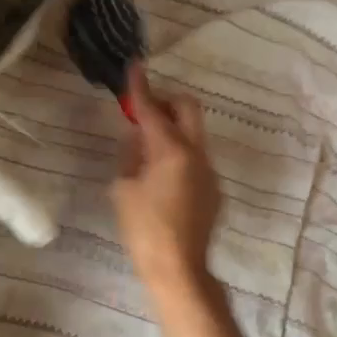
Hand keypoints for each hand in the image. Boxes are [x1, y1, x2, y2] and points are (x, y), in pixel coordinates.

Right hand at [112, 64, 222, 289]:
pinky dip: (177, 152)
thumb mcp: (123, 189)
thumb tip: (136, 139)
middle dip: (166, 101)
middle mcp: (196, 154)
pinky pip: (195, 157)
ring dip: (172, 128)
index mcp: (171, 151)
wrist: (177, 269)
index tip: (133, 67)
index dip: (139, 88)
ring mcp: (209, 171)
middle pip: (188, 108)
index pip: (152, 110)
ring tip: (145, 146)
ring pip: (193, 133)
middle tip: (142, 109)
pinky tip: (159, 175)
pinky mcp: (213, 189)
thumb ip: (130, 156)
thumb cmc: (143, 230)